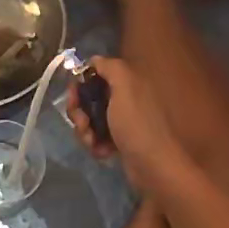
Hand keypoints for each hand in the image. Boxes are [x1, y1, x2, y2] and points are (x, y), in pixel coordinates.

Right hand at [66, 56, 187, 177]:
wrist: (154, 166)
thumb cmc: (137, 124)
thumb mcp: (126, 86)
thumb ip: (110, 67)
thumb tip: (93, 60)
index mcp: (128, 83)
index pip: (96, 73)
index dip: (81, 82)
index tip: (74, 96)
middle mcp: (125, 98)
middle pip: (88, 97)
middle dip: (79, 110)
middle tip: (82, 122)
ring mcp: (121, 121)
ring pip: (89, 118)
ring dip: (84, 129)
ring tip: (92, 141)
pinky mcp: (118, 141)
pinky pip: (96, 135)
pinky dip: (94, 143)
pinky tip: (101, 151)